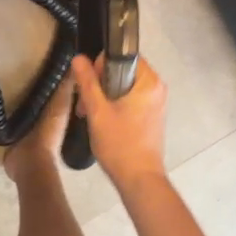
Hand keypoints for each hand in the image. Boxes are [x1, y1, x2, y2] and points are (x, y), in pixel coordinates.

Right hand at [72, 55, 167, 189]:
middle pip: (122, 71)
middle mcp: (157, 87)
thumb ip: (87, 82)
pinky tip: (102, 122)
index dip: (101, 66)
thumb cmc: (119, 143)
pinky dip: (115, 105)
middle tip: (84, 105)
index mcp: (148, 81)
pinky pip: (130, 99)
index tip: (89, 86)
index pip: (122, 55)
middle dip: (99, 84)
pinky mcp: (152, 115)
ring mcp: (156, 102)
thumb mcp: (97, 111)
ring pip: (123, 86)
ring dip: (104, 96)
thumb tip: (78, 58)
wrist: (139, 179)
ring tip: (88, 116)